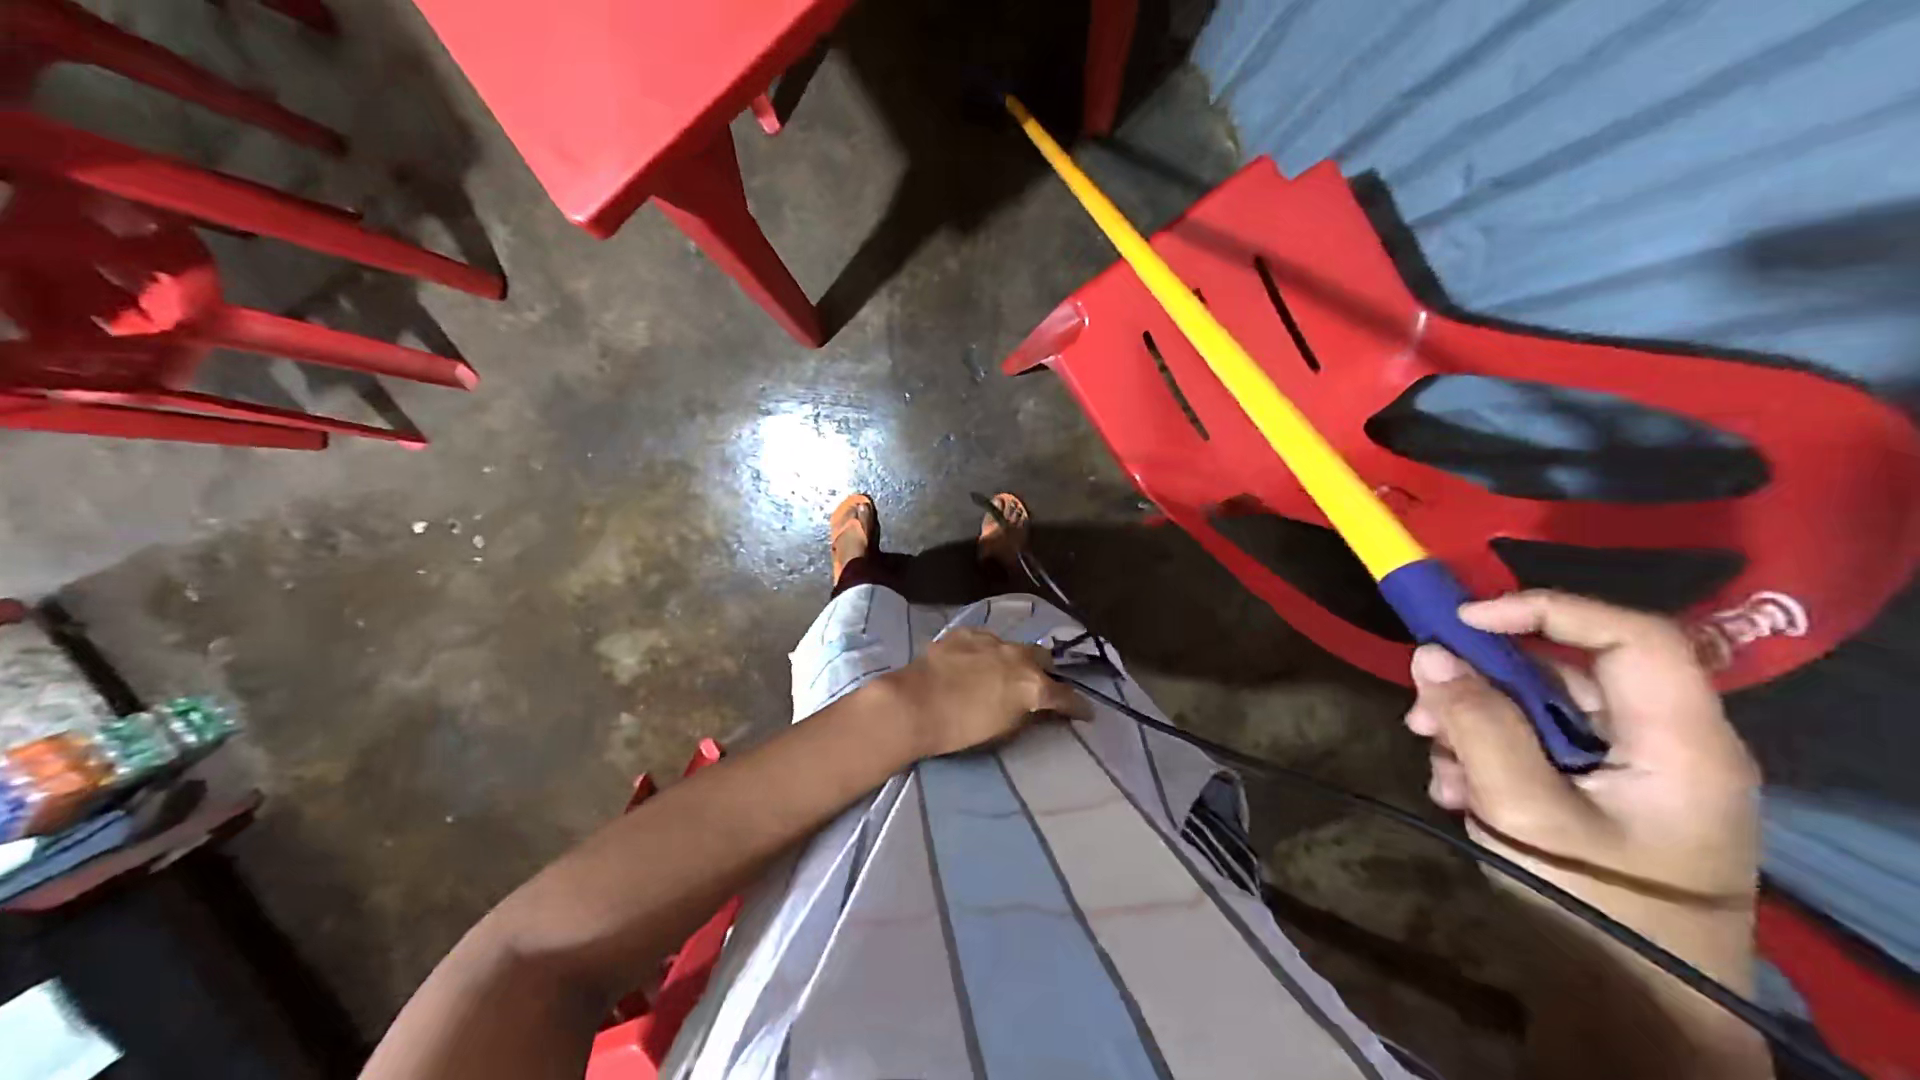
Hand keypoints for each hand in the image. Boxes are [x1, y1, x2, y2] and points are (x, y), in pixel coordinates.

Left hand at [878, 628, 1089, 757]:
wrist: (915, 704)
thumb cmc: (961, 729)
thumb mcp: (1004, 730)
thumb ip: (1028, 715)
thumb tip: (1039, 709)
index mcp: (1033, 686)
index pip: (1066, 696)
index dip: (1078, 706)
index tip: (1085, 712)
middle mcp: (1018, 657)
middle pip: (1043, 659)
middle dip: (1044, 672)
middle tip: (1035, 687)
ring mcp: (991, 640)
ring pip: (1013, 646)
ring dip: (1013, 659)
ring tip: (998, 673)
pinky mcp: (965, 633)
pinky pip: (985, 641)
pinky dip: (985, 652)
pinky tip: (972, 664)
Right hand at [1404, 590, 1761, 987]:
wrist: (1630, 1011)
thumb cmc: (1597, 907)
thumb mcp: (1524, 812)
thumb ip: (1478, 725)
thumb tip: (1429, 653)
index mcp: (1682, 744)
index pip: (1632, 636)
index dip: (1547, 610)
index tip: (1462, 621)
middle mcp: (1664, 745)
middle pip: (1566, 674)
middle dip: (1483, 684)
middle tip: (1420, 712)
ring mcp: (1631, 773)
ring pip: (1538, 710)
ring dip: (1473, 726)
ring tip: (1439, 770)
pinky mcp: (1598, 794)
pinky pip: (1532, 747)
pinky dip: (1483, 757)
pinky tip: (1457, 794)